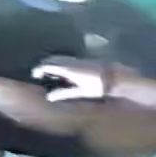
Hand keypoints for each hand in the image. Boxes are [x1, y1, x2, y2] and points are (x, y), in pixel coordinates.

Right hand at [31, 57, 155, 106]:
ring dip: (53, 63)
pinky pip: (67, 59)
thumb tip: (48, 98)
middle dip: (44, 65)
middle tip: (44, 74)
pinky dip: (63, 63)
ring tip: (56, 72)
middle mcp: (67, 62)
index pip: (44, 66)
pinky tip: (69, 70)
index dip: (37, 71)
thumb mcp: (82, 92)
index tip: (35, 76)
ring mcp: (76, 59)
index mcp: (64, 69)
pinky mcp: (83, 59)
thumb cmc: (100, 86)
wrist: (120, 79)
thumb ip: (64, 94)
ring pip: (58, 58)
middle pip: (49, 60)